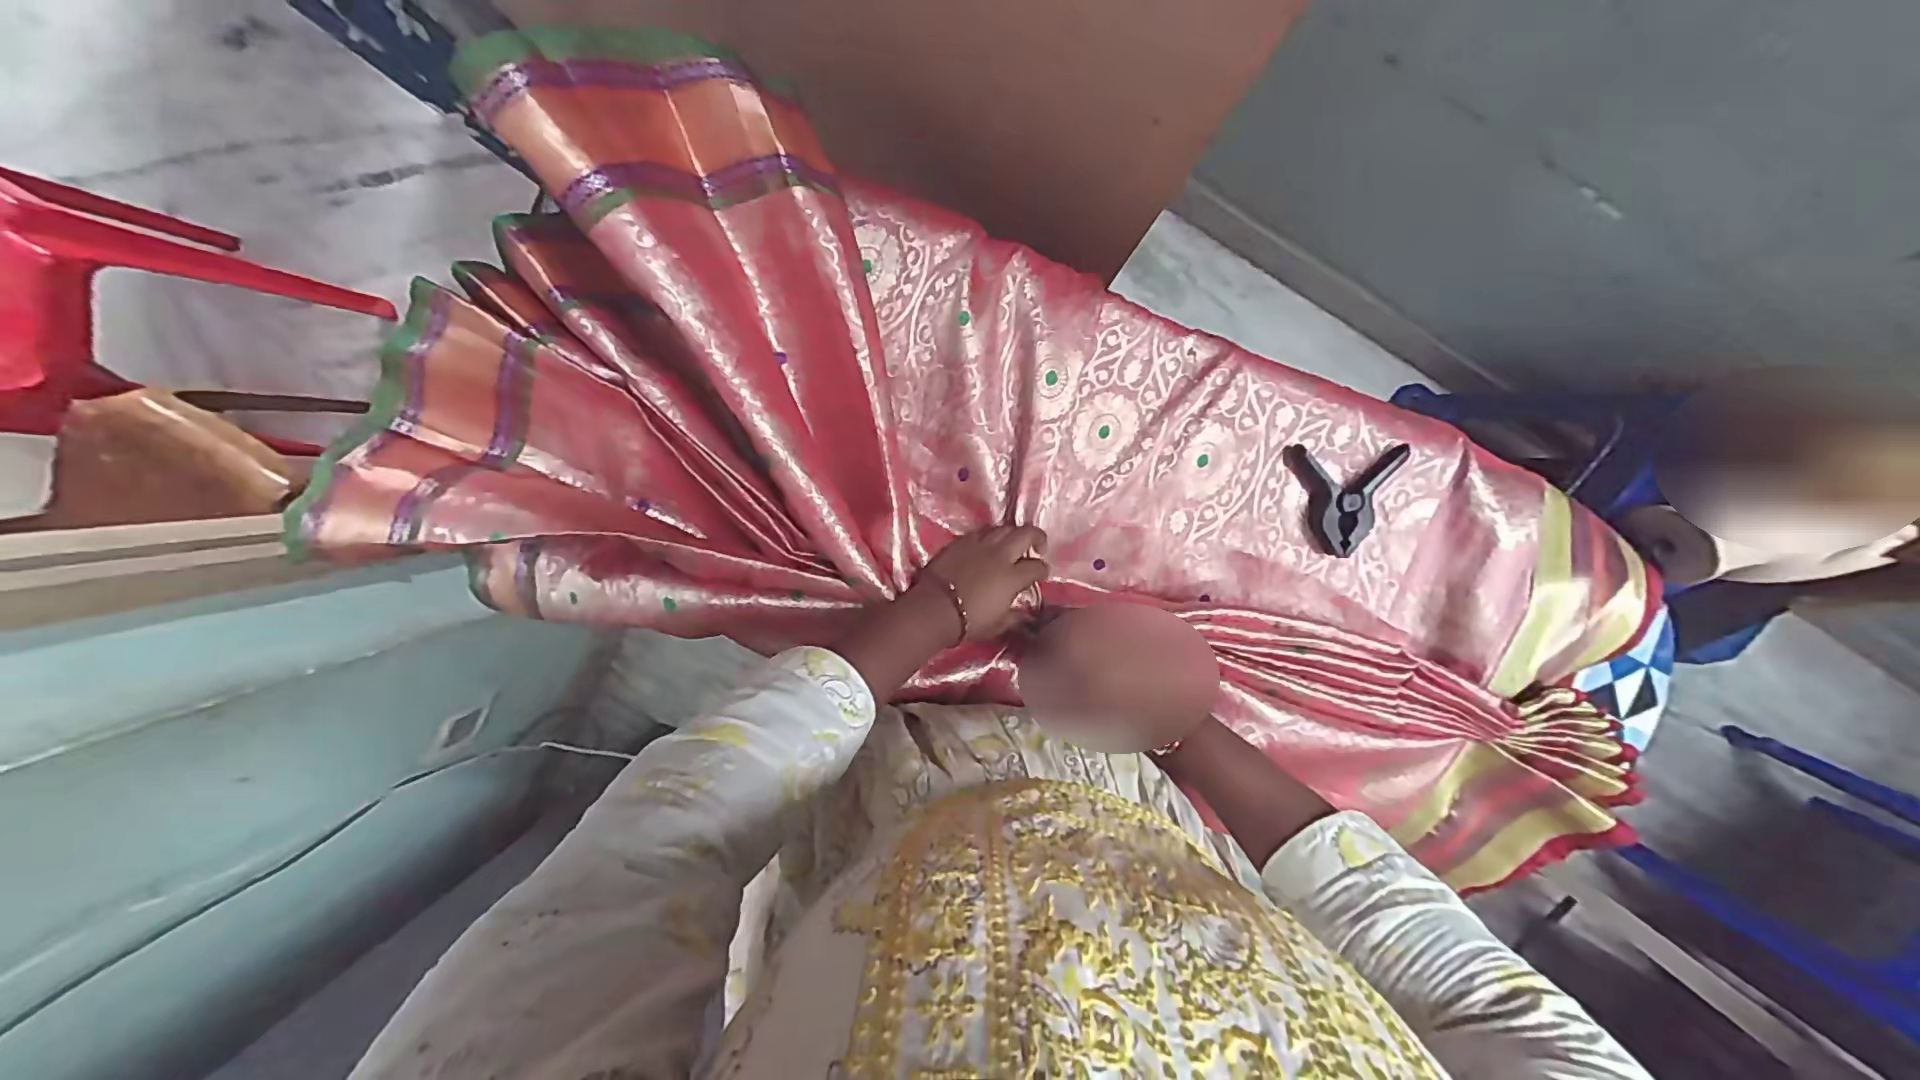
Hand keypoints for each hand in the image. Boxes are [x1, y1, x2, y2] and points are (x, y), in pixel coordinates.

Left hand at [916, 525, 1050, 642]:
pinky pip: (982, 532)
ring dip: (1013, 534)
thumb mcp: (997, 625)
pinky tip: (989, 544)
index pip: (1036, 567)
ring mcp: (979, 545)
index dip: (1043, 570)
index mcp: (1012, 576)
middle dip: (1037, 537)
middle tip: (1038, 547)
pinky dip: (990, 536)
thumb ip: (1014, 617)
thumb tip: (1025, 615)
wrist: (934, 608)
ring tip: (1013, 544)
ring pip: (1003, 528)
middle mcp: (1000, 555)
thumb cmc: (969, 621)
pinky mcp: (961, 542)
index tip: (1042, 574)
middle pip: (1025, 534)